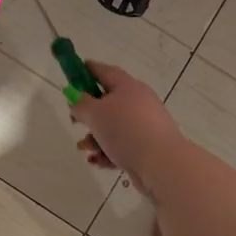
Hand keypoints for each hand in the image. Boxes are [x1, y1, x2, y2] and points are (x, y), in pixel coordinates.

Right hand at [69, 62, 183, 193]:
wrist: (162, 165)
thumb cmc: (126, 131)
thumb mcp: (95, 114)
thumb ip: (80, 104)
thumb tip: (76, 99)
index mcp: (127, 86)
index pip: (104, 71)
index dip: (86, 71)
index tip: (72, 74)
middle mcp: (138, 102)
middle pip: (108, 101)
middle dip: (88, 113)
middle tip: (74, 121)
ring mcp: (145, 125)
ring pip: (114, 126)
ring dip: (96, 137)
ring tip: (86, 149)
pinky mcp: (148, 148)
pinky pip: (123, 145)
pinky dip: (109, 152)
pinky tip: (98, 161)